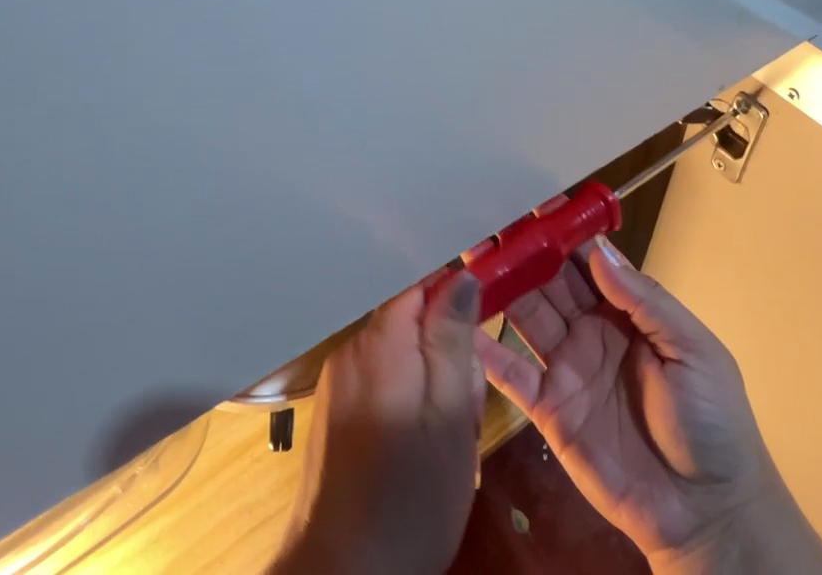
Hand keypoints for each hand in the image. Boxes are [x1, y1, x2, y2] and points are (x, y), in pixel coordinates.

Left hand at [269, 271, 485, 574]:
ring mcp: (340, 386)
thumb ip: (452, 340)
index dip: (455, 296)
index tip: (483, 325)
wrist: (344, 574)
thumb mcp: (450, 415)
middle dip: (448, 353)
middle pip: (412, 322)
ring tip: (448, 437)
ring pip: (403, 357)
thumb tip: (460, 277)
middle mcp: (351, 354)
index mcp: (378, 344)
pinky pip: (386, 385)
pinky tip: (422, 449)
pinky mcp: (337, 416)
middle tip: (465, 408)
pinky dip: (413, 405)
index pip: (418, 284)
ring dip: (435, 385)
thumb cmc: (409, 496)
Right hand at [475, 238, 821, 574]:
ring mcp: (567, 370)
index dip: (563, 237)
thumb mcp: (692, 351)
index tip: (533, 206)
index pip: (589, 264)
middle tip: (487, 226)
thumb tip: (599, 250)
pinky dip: (487, 353)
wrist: (705, 510)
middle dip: (522, 256)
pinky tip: (461, 328)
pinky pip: (512, 375)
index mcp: (630, 314)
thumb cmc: (712, 422)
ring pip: (526, 318)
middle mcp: (592, 333)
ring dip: (500, 291)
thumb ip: (645, 301)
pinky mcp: (548, 410)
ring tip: (468, 262)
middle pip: (550, 285)